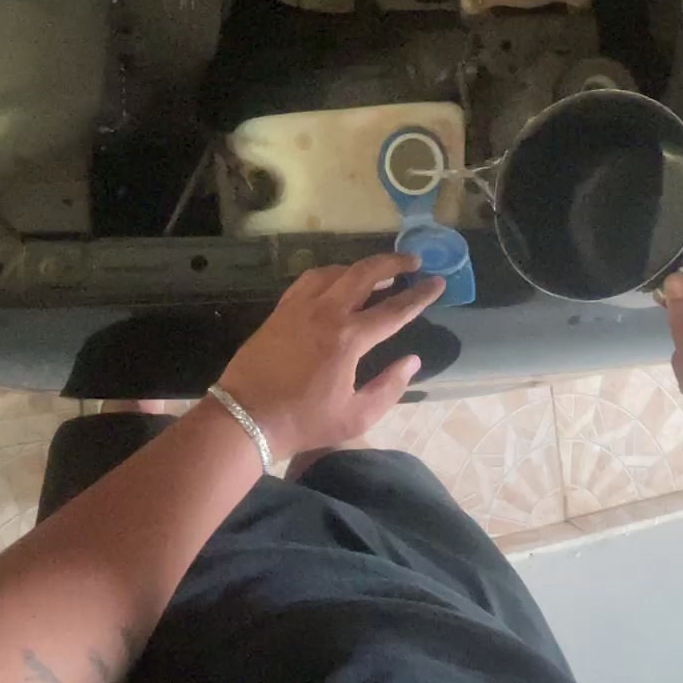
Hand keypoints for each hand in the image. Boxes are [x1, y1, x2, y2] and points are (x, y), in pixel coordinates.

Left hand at [215, 254, 443, 462]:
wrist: (244, 417)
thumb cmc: (303, 422)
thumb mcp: (355, 417)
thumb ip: (389, 387)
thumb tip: (412, 360)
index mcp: (348, 339)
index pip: (394, 310)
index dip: (420, 295)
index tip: (439, 282)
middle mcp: (326, 312)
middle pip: (364, 273)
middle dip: (392, 262)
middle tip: (413, 261)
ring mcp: (300, 306)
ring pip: (336, 270)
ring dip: (361, 267)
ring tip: (378, 272)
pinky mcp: (281, 308)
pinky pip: (311, 279)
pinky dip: (331, 274)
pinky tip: (338, 281)